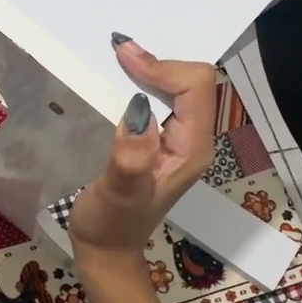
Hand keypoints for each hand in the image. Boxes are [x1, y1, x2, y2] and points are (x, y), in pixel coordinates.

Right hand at [68, 37, 218, 267]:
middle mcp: (192, 140)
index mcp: (191, 148)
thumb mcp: (117, 194)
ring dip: (152, 70)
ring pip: (179, 88)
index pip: (195, 87)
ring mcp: (177, 141)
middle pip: (194, 81)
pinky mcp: (159, 142)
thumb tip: (139, 111)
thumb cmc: (109, 225)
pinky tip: (119, 83)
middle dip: (160, 61)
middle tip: (118, 51)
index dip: (162, 66)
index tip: (120, 57)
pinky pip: (163, 101)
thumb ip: (130, 157)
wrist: (106, 251)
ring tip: (117, 60)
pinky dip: (143, 84)